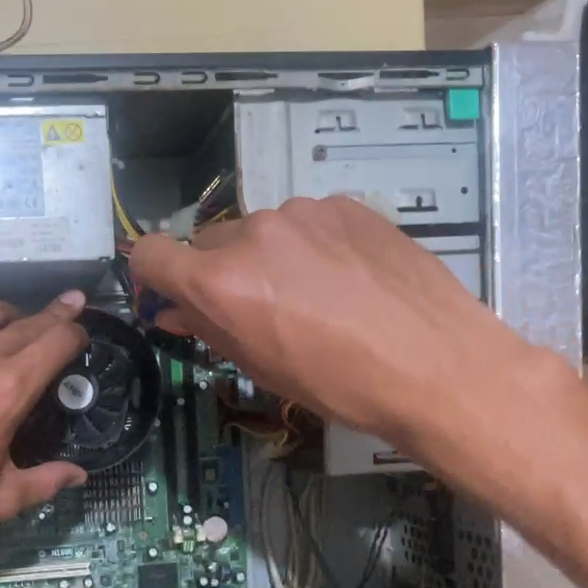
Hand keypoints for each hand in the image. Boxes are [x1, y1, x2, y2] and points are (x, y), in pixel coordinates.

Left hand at [0, 292, 90, 555]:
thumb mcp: (1, 497)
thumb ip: (47, 481)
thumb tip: (80, 475)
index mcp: (7, 387)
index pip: (56, 340)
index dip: (75, 331)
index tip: (80, 331)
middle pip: (23, 319)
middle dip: (49, 315)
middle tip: (64, 307)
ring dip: (1, 319)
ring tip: (3, 330)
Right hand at [130, 196, 569, 476]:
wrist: (436, 364)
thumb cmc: (340, 384)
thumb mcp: (262, 367)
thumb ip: (209, 330)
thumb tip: (175, 311)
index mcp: (221, 282)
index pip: (151, 253)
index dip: (154, 276)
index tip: (172, 295)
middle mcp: (252, 234)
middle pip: (209, 244)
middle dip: (220, 274)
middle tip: (258, 310)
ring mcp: (303, 212)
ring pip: (260, 232)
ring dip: (268, 258)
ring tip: (315, 296)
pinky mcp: (346, 203)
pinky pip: (306, 222)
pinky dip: (310, 245)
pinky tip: (346, 278)